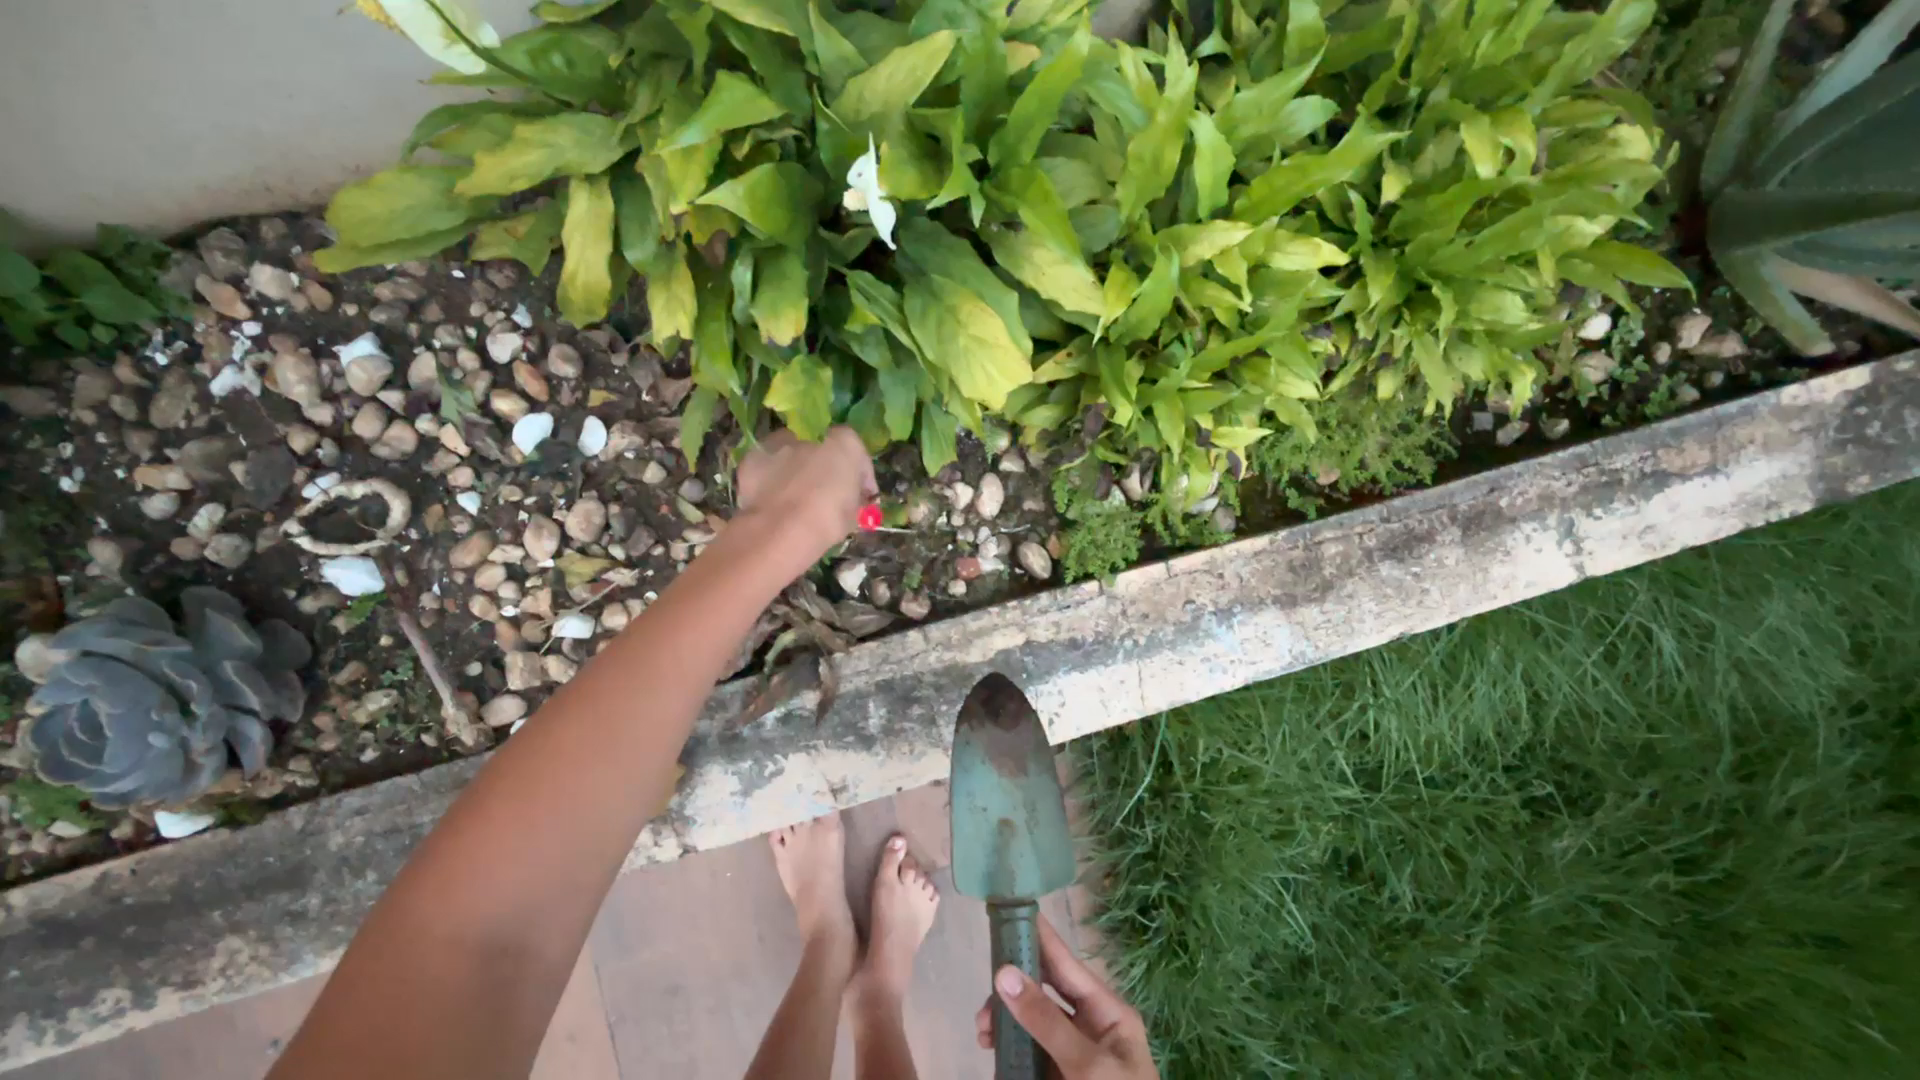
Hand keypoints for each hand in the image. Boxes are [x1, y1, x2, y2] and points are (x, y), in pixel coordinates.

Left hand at [734, 426, 877, 560]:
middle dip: (822, 468)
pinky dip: (769, 478)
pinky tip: (770, 499)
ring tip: (792, 498)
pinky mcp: (752, 459)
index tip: (859, 492)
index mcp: (844, 446)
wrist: (780, 531)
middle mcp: (812, 438)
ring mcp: (779, 445)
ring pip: (790, 455)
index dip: (858, 472)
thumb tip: (854, 497)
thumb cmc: (827, 522)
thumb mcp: (854, 513)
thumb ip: (855, 497)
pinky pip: (766, 466)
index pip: (856, 450)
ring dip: (794, 470)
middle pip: (821, 451)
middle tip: (822, 494)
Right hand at [974, 915, 1157, 1079]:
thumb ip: (1045, 1020)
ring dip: (1004, 1019)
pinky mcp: (1058, 1077)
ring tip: (984, 1034)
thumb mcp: (1086, 1064)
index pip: (1066, 963)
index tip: (1010, 910)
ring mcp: (1073, 1054)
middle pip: (1043, 989)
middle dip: (1011, 987)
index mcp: (1107, 1012)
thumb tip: (1005, 972)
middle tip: (985, 999)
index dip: (1039, 936)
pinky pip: (1028, 1051)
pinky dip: (1008, 1047)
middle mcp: (1090, 1026)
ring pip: (1030, 1020)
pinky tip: (991, 1051)